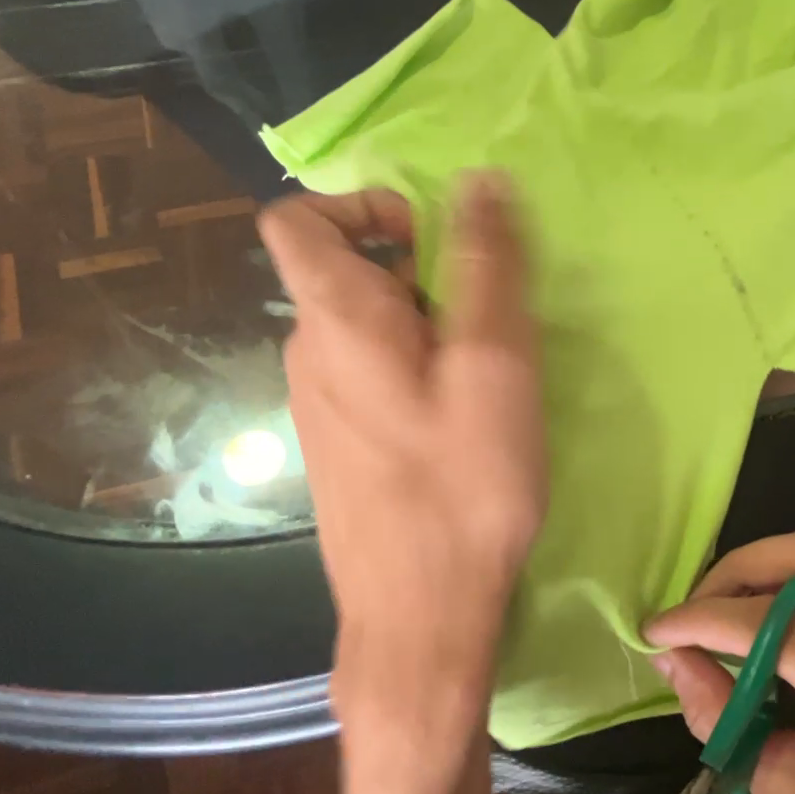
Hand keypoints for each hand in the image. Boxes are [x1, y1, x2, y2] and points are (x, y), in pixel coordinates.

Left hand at [259, 172, 544, 746]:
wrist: (422, 612)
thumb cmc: (463, 483)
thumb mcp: (494, 364)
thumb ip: (487, 267)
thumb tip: (480, 180)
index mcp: (334, 321)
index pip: (299, 219)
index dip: (364, 206)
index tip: (434, 244)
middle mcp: (309, 355)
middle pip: (349, 273)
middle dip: (425, 276)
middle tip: (493, 328)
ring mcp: (320, 407)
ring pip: (371, 329)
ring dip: (433, 329)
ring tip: (491, 382)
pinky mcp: (343, 447)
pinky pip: (376, 377)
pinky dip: (422, 373)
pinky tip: (467, 428)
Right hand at [643, 530, 794, 793]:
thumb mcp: (789, 790)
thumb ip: (722, 719)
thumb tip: (673, 659)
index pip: (776, 625)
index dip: (707, 617)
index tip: (660, 629)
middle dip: (745, 565)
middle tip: (702, 603)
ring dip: (775, 565)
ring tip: (734, 607)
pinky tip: (787, 617)